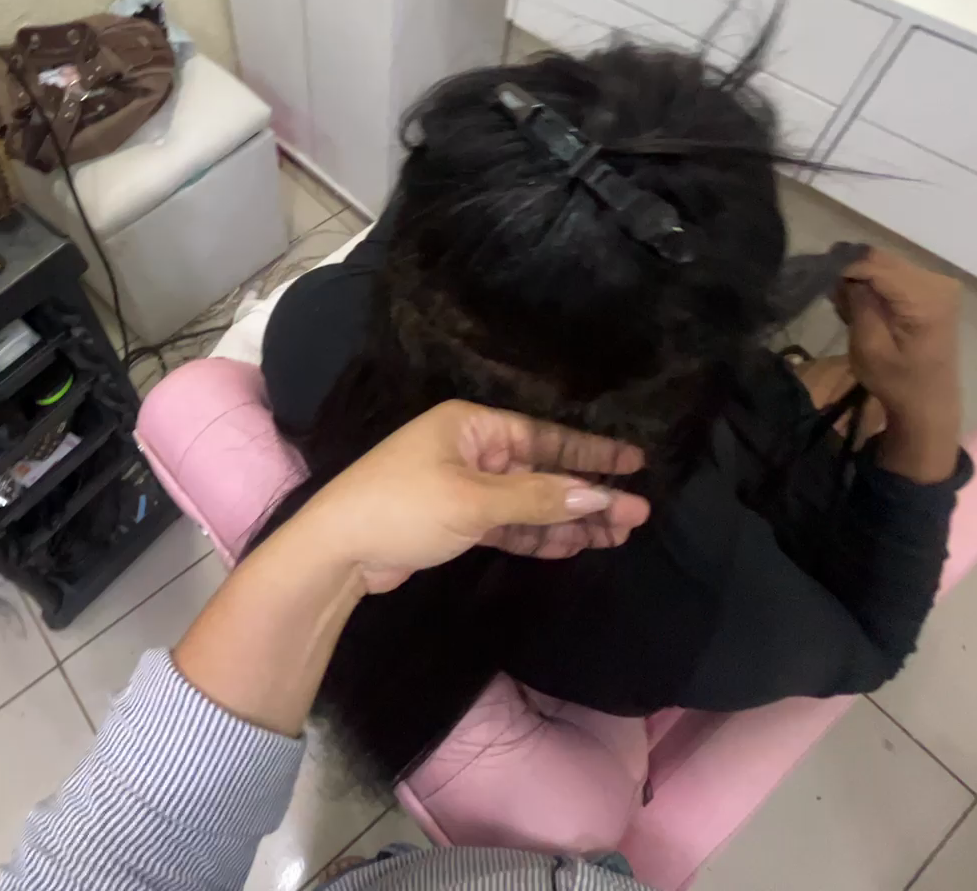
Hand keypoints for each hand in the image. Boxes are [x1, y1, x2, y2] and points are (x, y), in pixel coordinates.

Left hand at [174, 401, 649, 735]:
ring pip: (527, 502)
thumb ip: (538, 499)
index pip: (543, 436)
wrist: (338, 550)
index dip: (590, 452)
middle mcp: (469, 450)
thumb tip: (601, 495)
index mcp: (470, 426)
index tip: (636, 462)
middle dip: (585, 494)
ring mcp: (462, 487)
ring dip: (567, 520)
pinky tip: (573, 546)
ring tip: (618, 536)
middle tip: (638, 517)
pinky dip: (537, 535)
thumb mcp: (473, 500)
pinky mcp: (456, 521)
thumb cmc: (402, 507)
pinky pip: (507, 524)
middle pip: (540, 472)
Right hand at [835, 248, 963, 481]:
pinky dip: (871, 284)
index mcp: (925, 298)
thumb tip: (843, 274)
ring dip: (858, 278)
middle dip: (848, 271)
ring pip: (884, 263)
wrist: (929, 399)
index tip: (811, 276)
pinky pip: (893, 273)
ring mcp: (937, 284)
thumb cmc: (896, 379)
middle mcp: (937, 282)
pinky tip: (861, 305)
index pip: (876, 265)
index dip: (841, 266)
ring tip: (843, 305)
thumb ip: (859, 304)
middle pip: (881, 259)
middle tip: (826, 295)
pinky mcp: (931, 290)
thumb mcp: (867, 346)